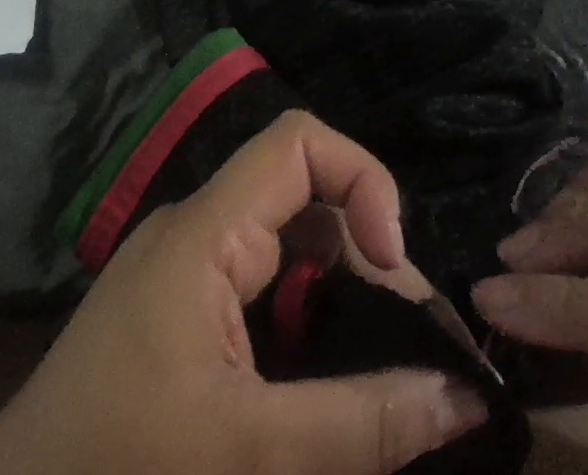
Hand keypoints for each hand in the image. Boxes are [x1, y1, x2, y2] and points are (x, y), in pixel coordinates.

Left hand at [0, 111, 488, 474]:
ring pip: (285, 246)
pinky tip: (333, 376)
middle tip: (418, 344)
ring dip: (343, 293)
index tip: (396, 266)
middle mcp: (195, 232)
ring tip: (389, 365)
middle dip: (369, 254)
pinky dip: (307, 317)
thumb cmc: (121, 460)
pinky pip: (260, 285)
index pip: (297, 144)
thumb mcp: (252, 450)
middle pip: (302, 196)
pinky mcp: (179, 306)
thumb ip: (364, 421)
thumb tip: (466, 394)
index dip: (365, 180)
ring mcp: (184, 268)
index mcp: (203, 234)